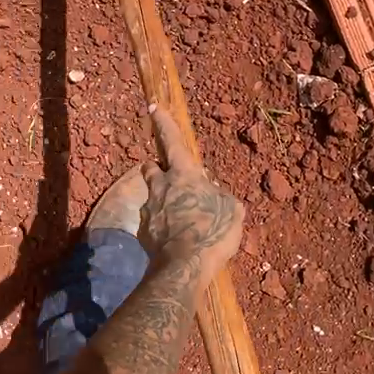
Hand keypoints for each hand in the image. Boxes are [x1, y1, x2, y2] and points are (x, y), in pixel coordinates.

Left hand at [140, 106, 243, 278]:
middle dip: (157, 168)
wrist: (185, 266)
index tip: (153, 107)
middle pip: (150, 167)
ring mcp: (149, 209)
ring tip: (180, 220)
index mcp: (184, 174)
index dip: (163, 123)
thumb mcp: (231, 209)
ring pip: (151, 197)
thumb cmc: (214, 232)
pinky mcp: (142, 232)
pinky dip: (161, 227)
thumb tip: (210, 191)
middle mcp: (161, 187)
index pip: (171, 141)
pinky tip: (174, 240)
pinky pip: (152, 223)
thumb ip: (219, 194)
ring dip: (162, 202)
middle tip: (171, 180)